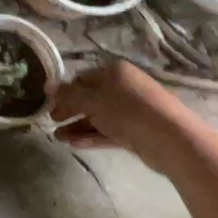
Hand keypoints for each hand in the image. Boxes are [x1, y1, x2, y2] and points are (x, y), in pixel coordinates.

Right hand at [46, 60, 187, 154]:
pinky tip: (75, 144)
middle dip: (69, 111)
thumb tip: (47, 86)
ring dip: (77, 126)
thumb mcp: (92, 101)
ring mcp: (130, 110)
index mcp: (114, 72)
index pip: (82, 78)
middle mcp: (123, 87)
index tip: (49, 105)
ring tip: (58, 138)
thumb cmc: (128, 111)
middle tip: (52, 122)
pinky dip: (92, 136)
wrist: (170, 139)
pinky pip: (109, 131)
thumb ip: (68, 95)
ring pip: (98, 117)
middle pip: (90, 98)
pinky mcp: (135, 131)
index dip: (64, 91)